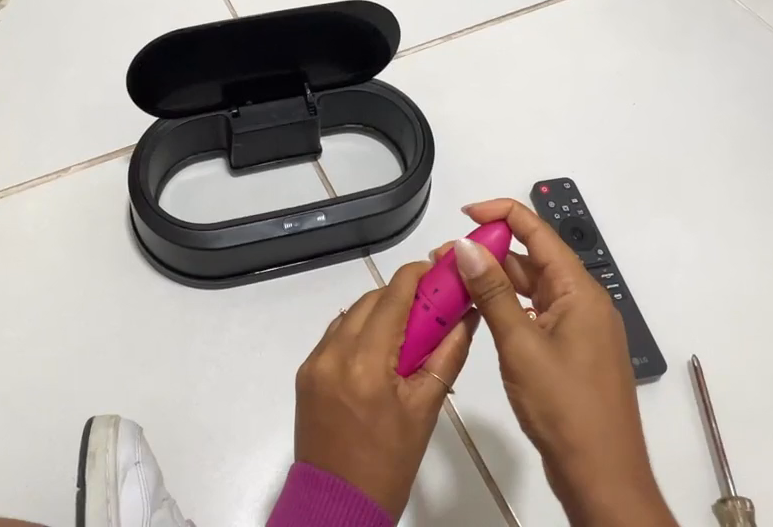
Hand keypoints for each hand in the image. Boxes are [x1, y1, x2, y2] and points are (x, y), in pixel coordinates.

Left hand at [295, 261, 477, 518]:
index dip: (418, 275)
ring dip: (379, 312)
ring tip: (409, 329)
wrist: (337, 506)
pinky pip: (336, 335)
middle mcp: (334, 352)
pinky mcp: (306, 372)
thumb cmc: (390, 463)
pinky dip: (359, 332)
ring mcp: (315, 361)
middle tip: (433, 304)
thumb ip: (447, 356)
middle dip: (402, 296)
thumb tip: (467, 316)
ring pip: (351, 315)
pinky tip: (380, 349)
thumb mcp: (425, 410)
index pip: (393, 297)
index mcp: (366, 362)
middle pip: (371, 301)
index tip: (440, 269)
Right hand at [445, 200, 676, 526]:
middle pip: (533, 257)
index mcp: (578, 290)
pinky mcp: (571, 351)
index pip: (538, 231)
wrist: (602, 478)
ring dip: (494, 281)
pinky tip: (478, 314)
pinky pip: (535, 313)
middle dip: (489, 251)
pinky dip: (507, 307)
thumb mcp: (520, 344)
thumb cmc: (564, 407)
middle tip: (444, 258)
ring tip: (452, 283)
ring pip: (531, 287)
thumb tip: (465, 245)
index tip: (463, 215)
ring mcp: (578, 328)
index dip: (500, 213)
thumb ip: (491, 291)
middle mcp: (582, 301)